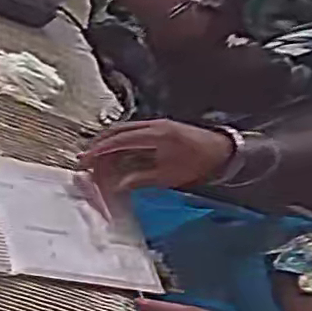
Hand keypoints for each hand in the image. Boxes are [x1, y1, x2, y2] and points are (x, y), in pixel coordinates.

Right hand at [79, 120, 232, 193]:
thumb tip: (115, 186)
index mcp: (156, 135)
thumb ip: (139, 179)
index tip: (85, 160)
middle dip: (97, 144)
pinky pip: (131, 130)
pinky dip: (117, 139)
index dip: (99, 150)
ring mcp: (157, 124)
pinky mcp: (159, 127)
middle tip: (85, 158)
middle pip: (116, 130)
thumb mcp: (168, 176)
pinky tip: (112, 151)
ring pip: (122, 128)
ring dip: (106, 141)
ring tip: (94, 155)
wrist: (226, 152)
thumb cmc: (199, 164)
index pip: (119, 140)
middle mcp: (154, 126)